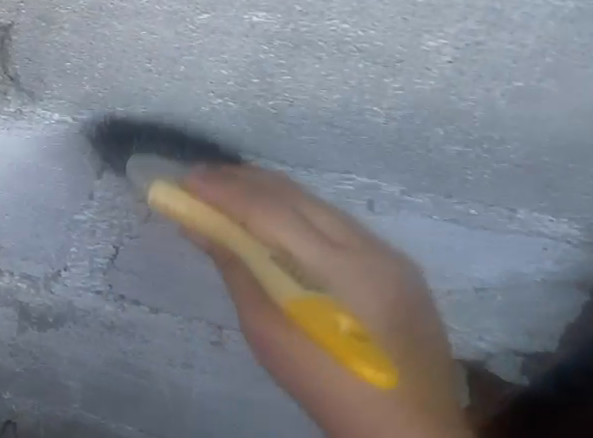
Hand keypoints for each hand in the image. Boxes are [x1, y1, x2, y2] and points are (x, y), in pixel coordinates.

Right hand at [181, 165, 469, 437]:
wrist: (408, 432)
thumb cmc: (326, 384)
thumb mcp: (267, 331)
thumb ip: (236, 267)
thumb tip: (198, 223)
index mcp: (340, 268)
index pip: (269, 210)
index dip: (222, 191)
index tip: (183, 181)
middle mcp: (369, 247)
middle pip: (293, 195)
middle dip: (241, 181)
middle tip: (198, 179)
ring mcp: (389, 254)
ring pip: (316, 202)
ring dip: (267, 192)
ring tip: (226, 191)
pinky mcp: (397, 265)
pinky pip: (335, 222)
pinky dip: (296, 211)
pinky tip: (272, 219)